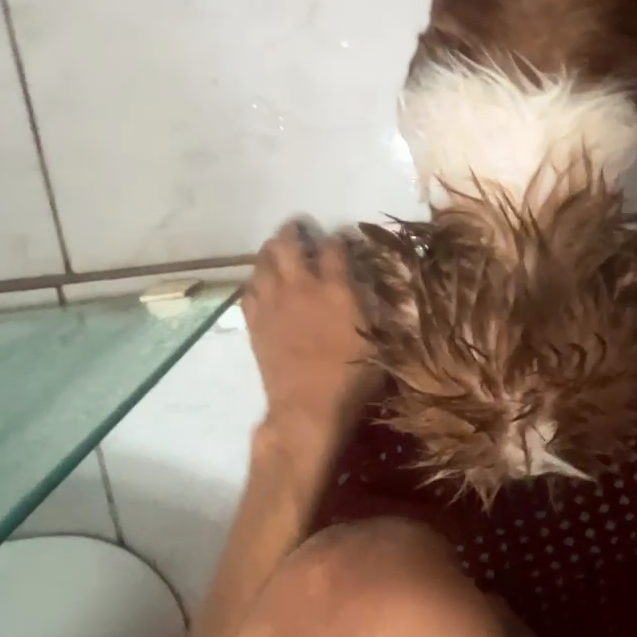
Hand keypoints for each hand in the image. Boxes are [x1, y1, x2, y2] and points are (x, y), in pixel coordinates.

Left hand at [241, 220, 378, 457]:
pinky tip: (261, 282)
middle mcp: (302, 287)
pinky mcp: (255, 323)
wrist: (308, 408)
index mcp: (336, 288)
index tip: (344, 238)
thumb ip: (379, 311)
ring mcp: (274, 303)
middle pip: (289, 244)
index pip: (335, 247)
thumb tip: (388, 293)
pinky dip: (255, 280)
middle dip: (293, 231)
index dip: (340, 238)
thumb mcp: (379, 340)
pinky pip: (248, 290)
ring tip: (276, 247)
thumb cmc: (351, 378)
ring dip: (270, 250)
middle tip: (298, 228)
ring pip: (264, 262)